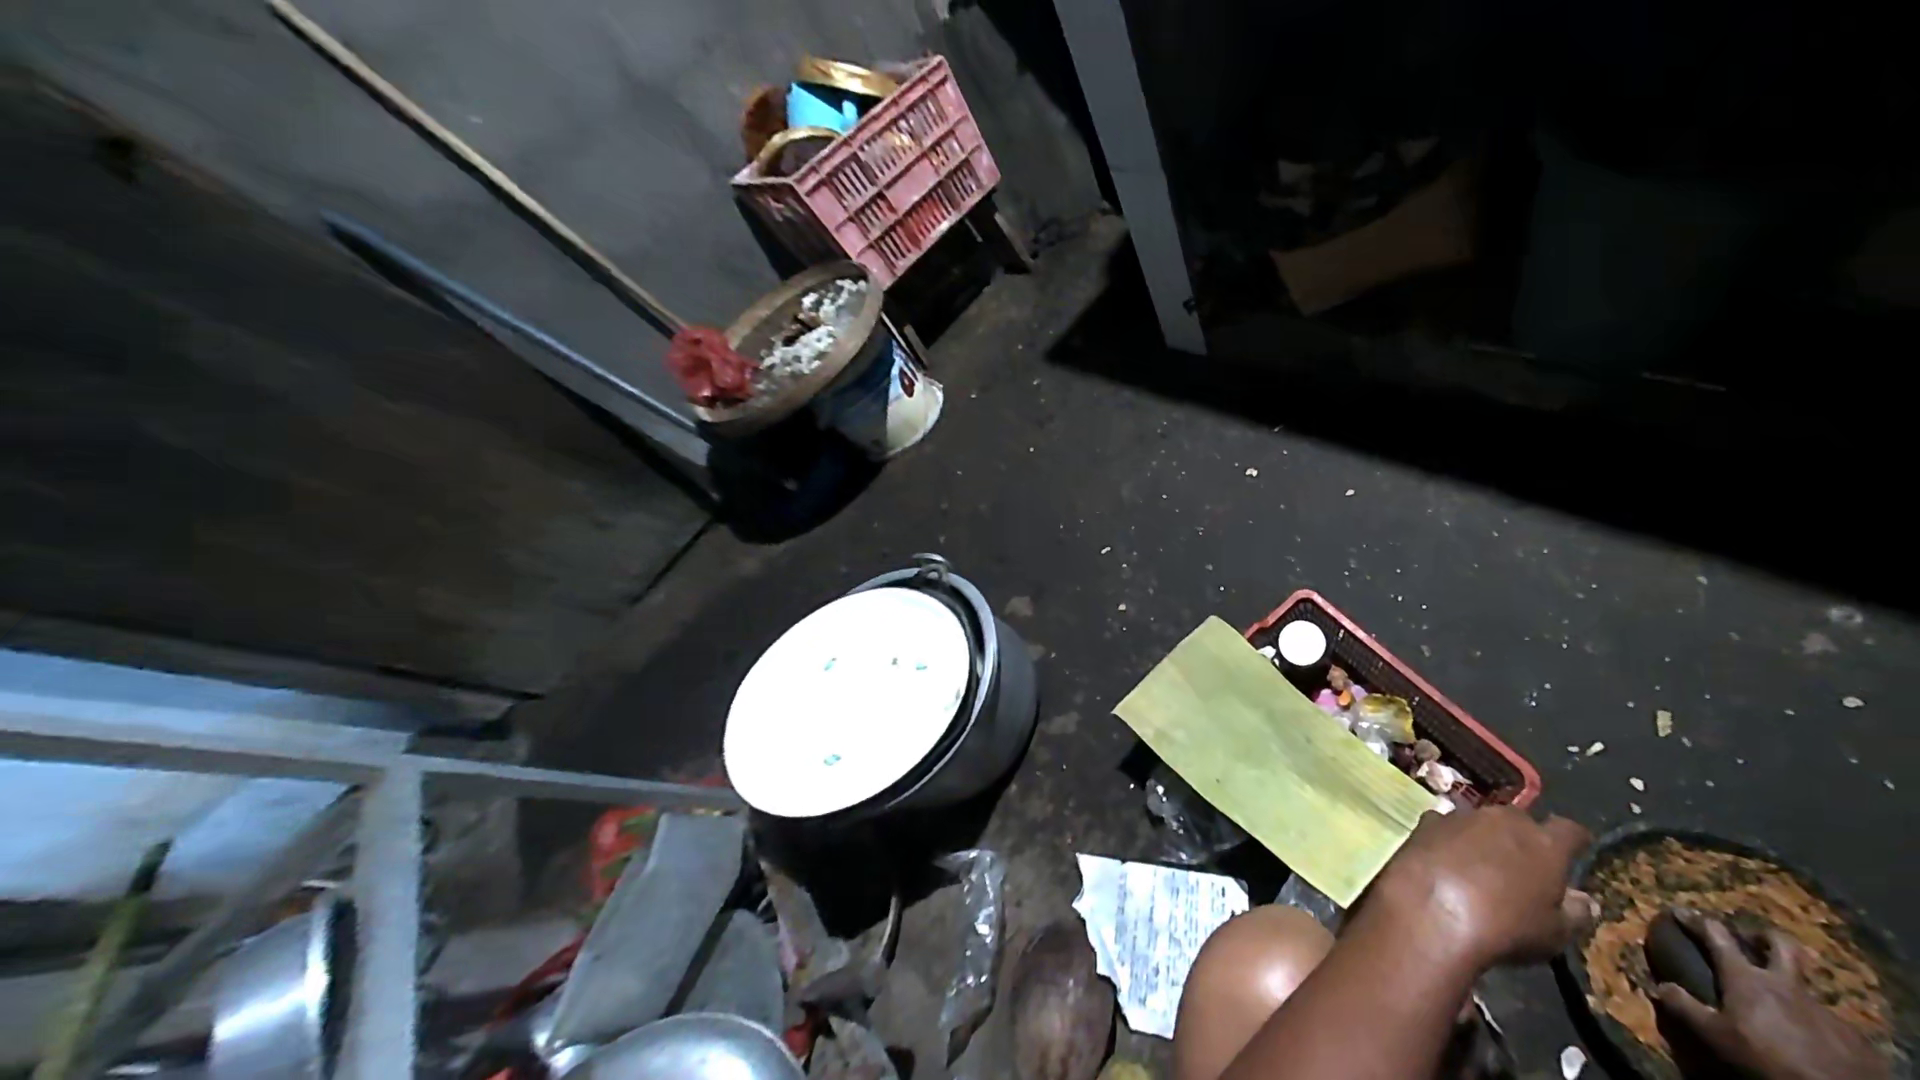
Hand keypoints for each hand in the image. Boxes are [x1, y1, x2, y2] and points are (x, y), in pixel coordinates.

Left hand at [1364, 806, 1595, 969]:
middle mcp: (1502, 819)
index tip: (1575, 851)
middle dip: (1523, 837)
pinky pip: (1444, 825)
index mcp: (1544, 842)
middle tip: (1521, 865)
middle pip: (1520, 821)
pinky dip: (1448, 838)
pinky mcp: (1425, 822)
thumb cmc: (1505, 926)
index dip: (1574, 840)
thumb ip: (1574, 912)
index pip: (1570, 830)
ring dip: (1482, 837)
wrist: (1430, 909)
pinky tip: (1443, 858)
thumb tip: (1583, 899)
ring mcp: (1460, 817)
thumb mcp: (1554, 932)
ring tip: (1478, 864)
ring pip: (1480, 821)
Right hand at [1655, 911, 1887, 1079]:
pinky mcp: (1850, 1034)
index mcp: (1746, 978)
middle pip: (1780, 945)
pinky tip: (1803, 1035)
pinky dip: (1807, 1018)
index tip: (1679, 911)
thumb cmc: (1766, 1056)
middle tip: (1750, 940)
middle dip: (1762, 936)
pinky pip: (1823, 1017)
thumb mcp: (1713, 1034)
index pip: (1716, 936)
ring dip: (1785, 985)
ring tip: (1775, 1000)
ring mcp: (1822, 1008)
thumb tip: (1660, 985)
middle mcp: (1784, 984)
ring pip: (1802, 985)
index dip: (1695, 920)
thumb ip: (1683, 1006)